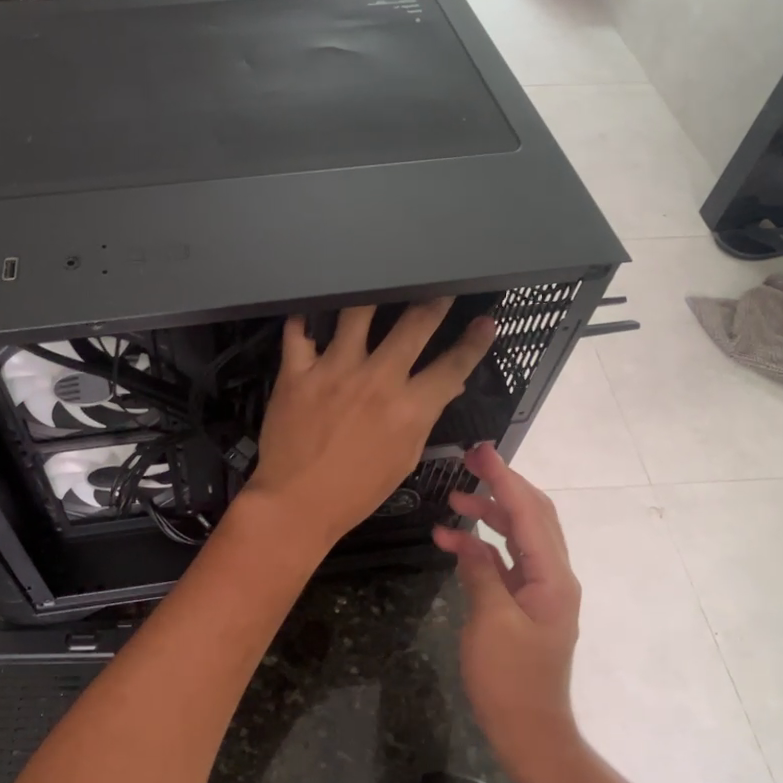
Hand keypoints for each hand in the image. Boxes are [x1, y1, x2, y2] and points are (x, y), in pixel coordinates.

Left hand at [240, 300, 496, 548]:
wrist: (296, 504)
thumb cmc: (356, 491)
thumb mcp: (404, 459)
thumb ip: (424, 417)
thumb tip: (449, 386)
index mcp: (409, 408)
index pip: (452, 366)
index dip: (474, 342)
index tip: (486, 321)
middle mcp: (376, 380)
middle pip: (413, 325)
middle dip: (433, 300)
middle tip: (438, 284)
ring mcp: (335, 370)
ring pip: (356, 314)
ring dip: (371, 294)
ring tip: (374, 278)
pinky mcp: (297, 372)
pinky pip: (298, 331)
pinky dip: (303, 317)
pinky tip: (308, 306)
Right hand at [433, 444, 583, 766]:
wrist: (530, 733)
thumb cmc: (511, 680)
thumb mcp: (490, 621)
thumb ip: (481, 572)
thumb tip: (469, 542)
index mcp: (553, 577)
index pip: (529, 513)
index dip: (504, 479)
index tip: (481, 451)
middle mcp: (554, 576)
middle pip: (532, 516)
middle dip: (503, 485)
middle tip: (470, 462)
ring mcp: (541, 590)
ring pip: (518, 535)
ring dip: (489, 514)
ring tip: (454, 499)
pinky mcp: (525, 604)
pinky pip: (506, 560)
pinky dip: (482, 546)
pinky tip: (451, 541)